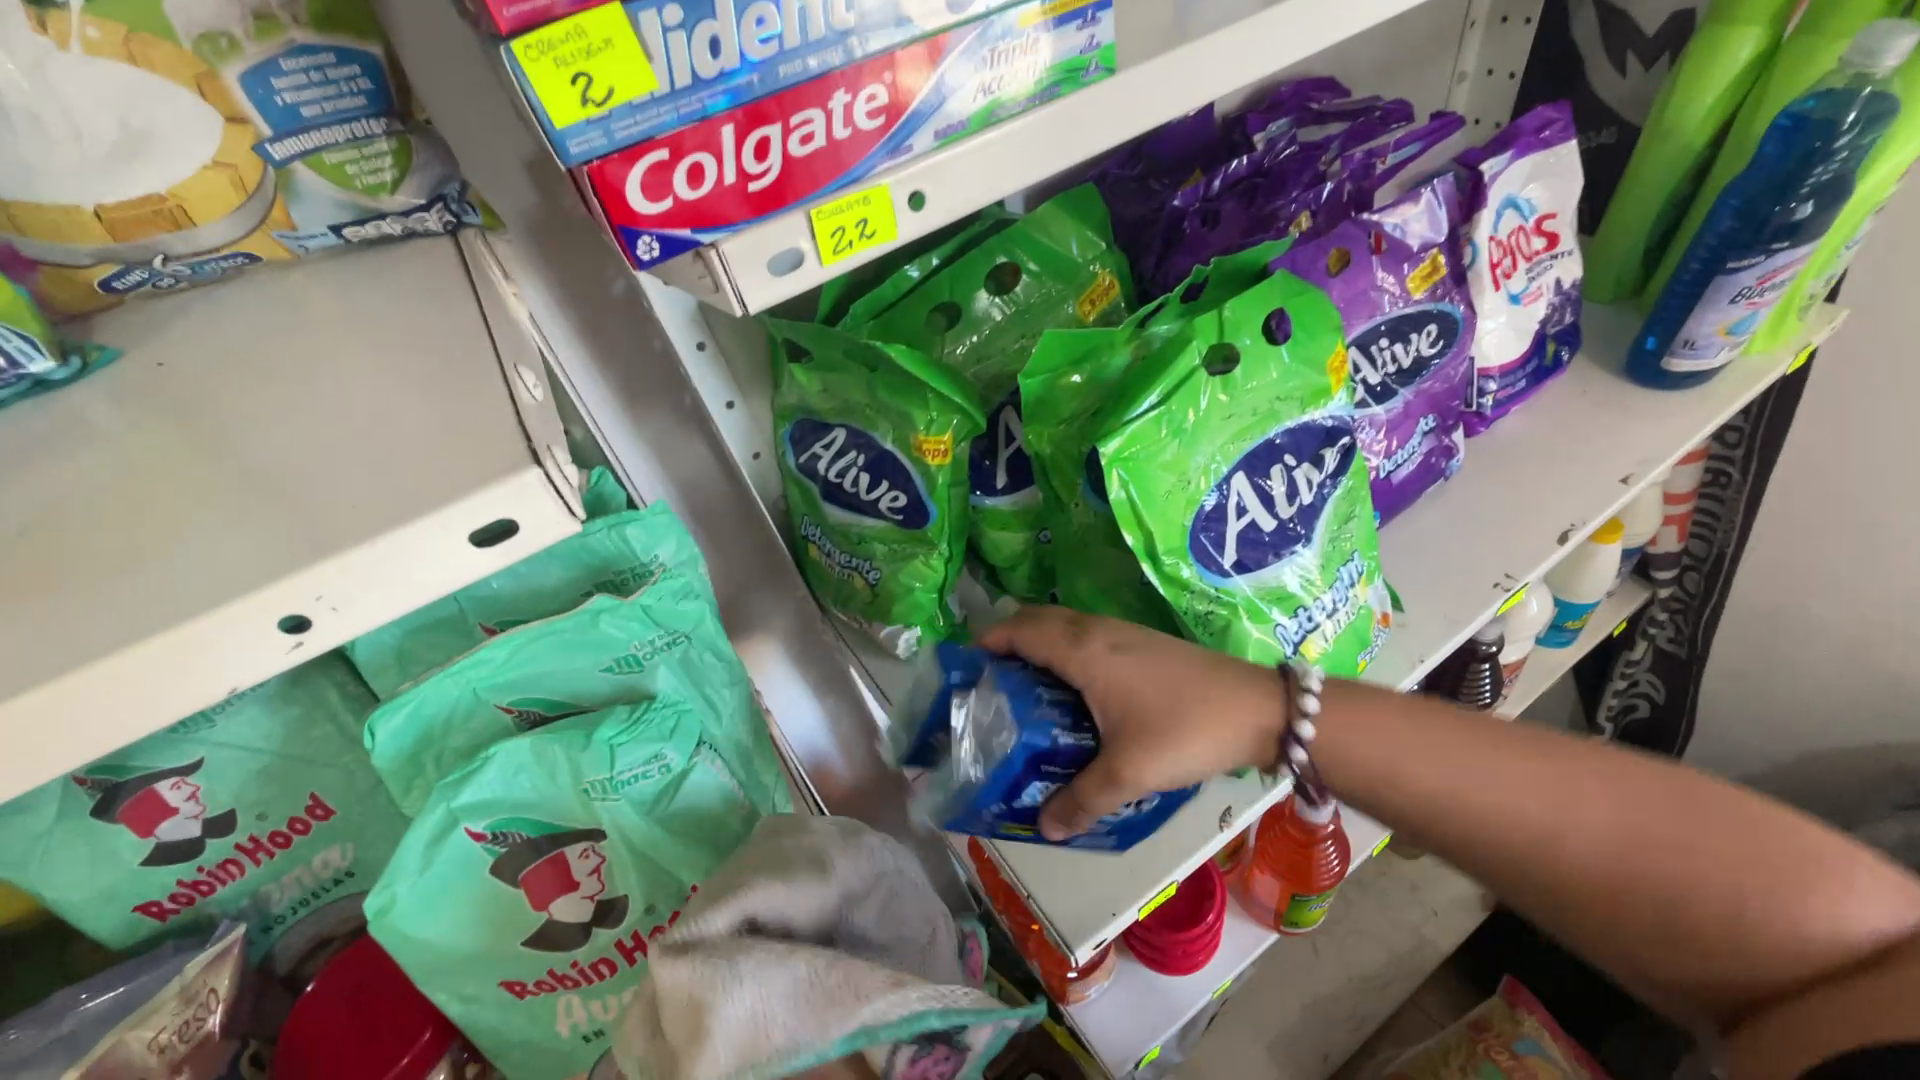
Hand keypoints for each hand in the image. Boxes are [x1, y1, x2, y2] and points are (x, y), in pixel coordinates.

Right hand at [977, 607, 1286, 840]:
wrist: (1260, 710)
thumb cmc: (1185, 730)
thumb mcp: (1128, 772)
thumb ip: (1082, 801)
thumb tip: (1046, 829)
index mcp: (1083, 650)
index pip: (1019, 630)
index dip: (987, 642)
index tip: (965, 669)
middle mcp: (1098, 632)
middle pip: (1038, 621)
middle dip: (1008, 643)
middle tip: (990, 685)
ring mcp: (1125, 633)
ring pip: (1066, 627)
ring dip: (1039, 647)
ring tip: (1025, 693)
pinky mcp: (1146, 644)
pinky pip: (1089, 638)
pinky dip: (1067, 654)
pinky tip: (1076, 696)